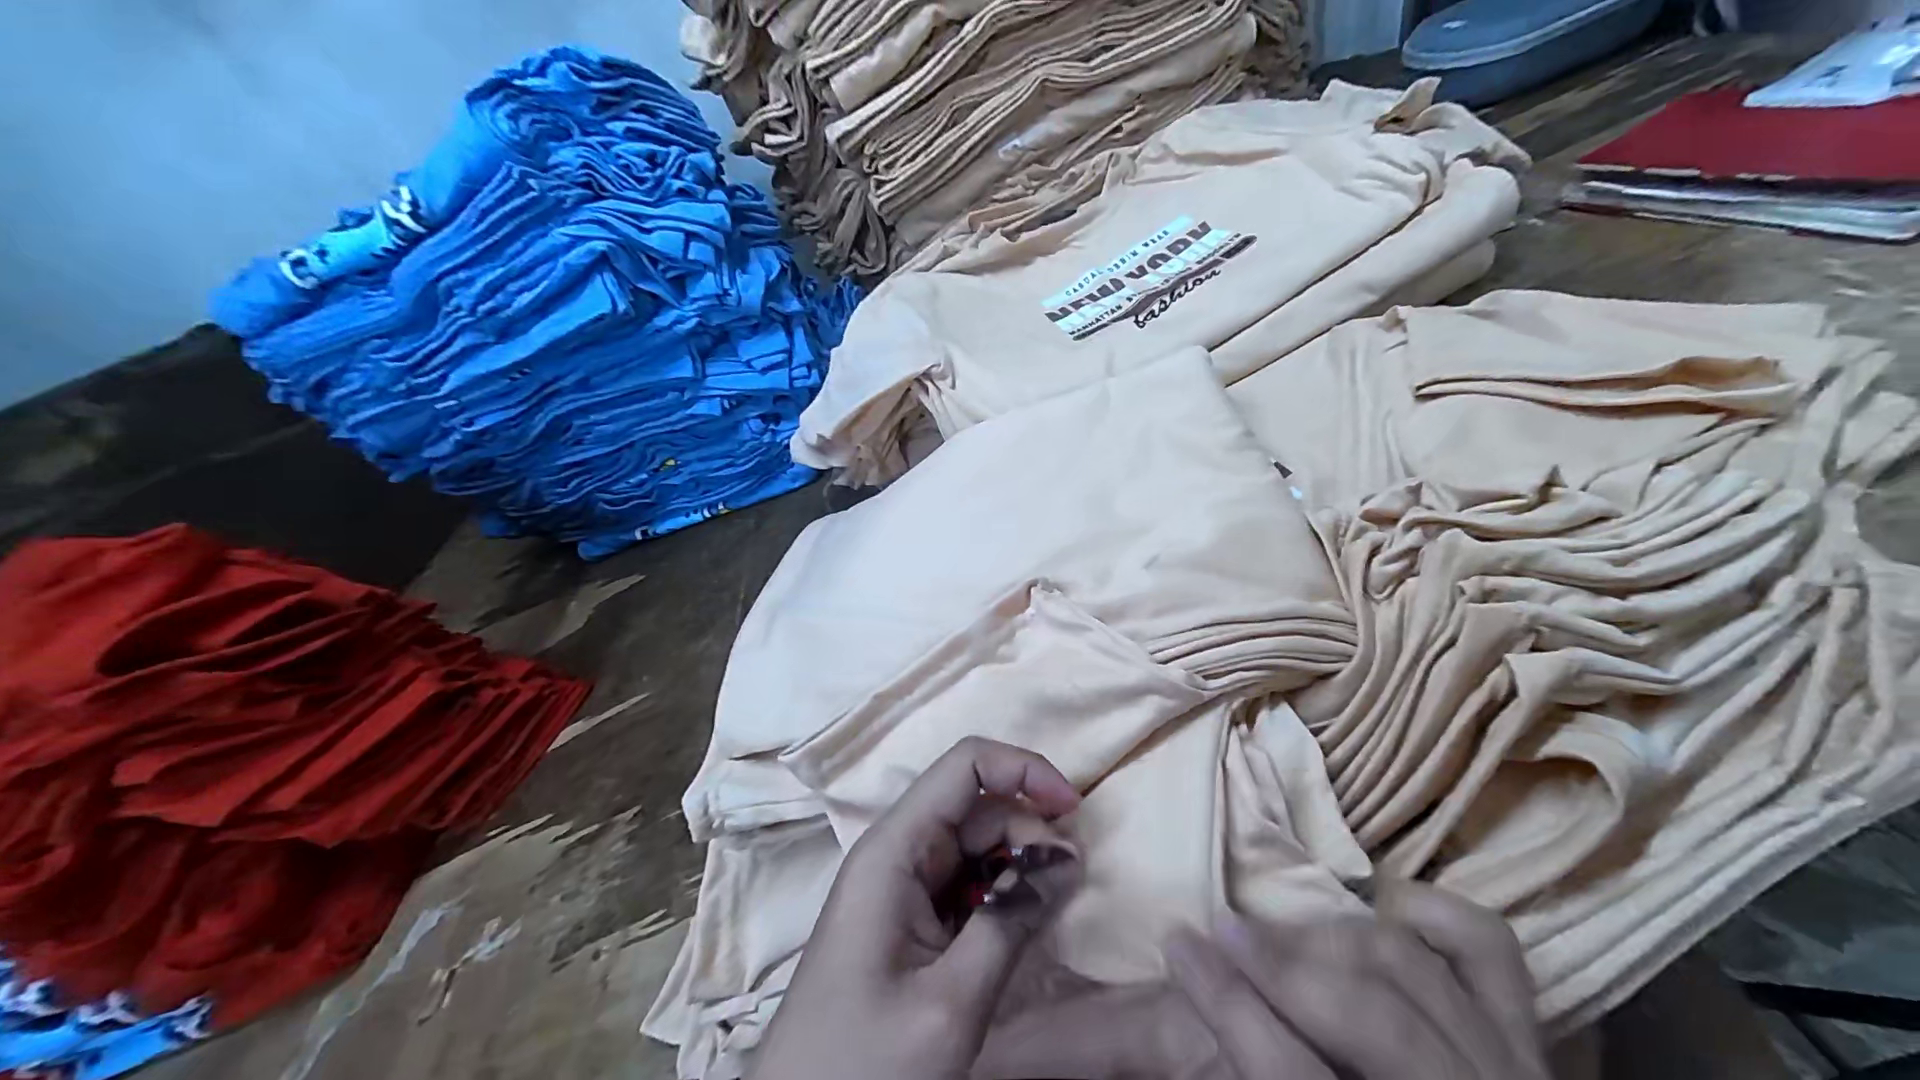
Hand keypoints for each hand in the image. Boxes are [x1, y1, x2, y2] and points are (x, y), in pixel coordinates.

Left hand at [751, 737, 1083, 1079]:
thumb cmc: (863, 1063)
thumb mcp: (950, 1000)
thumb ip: (1010, 920)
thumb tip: (1066, 857)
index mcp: (894, 849)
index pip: (964, 765)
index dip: (1023, 769)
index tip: (1072, 810)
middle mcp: (897, 853)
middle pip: (977, 806)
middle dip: (1029, 830)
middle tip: (1068, 884)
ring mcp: (902, 887)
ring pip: (977, 846)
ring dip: (1020, 865)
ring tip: (1048, 910)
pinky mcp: (911, 920)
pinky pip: (967, 884)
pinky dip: (1002, 895)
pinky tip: (1020, 928)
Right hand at [1167, 881, 1549, 1079]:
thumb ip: (1220, 1051)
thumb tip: (1176, 968)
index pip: (1296, 1074)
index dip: (1230, 1008)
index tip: (1176, 944)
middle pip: (1371, 1020)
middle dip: (1282, 964)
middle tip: (1220, 929)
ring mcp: (1508, 1067)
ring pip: (1415, 970)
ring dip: (1332, 936)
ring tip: (1275, 926)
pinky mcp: (1524, 1034)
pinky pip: (1489, 951)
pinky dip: (1433, 916)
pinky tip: (1381, 907)